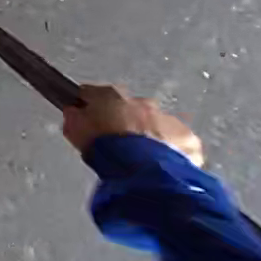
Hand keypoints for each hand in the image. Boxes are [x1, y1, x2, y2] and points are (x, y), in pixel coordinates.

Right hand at [62, 84, 203, 166]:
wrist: (141, 168)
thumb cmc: (103, 145)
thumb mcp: (73, 129)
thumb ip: (74, 116)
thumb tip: (75, 112)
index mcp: (109, 95)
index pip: (94, 92)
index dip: (89, 104)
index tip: (86, 115)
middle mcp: (140, 102)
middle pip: (129, 106)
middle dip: (124, 118)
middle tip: (116, 137)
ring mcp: (167, 119)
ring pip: (156, 123)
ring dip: (148, 133)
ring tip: (139, 154)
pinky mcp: (188, 138)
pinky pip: (178, 141)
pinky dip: (171, 148)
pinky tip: (160, 162)